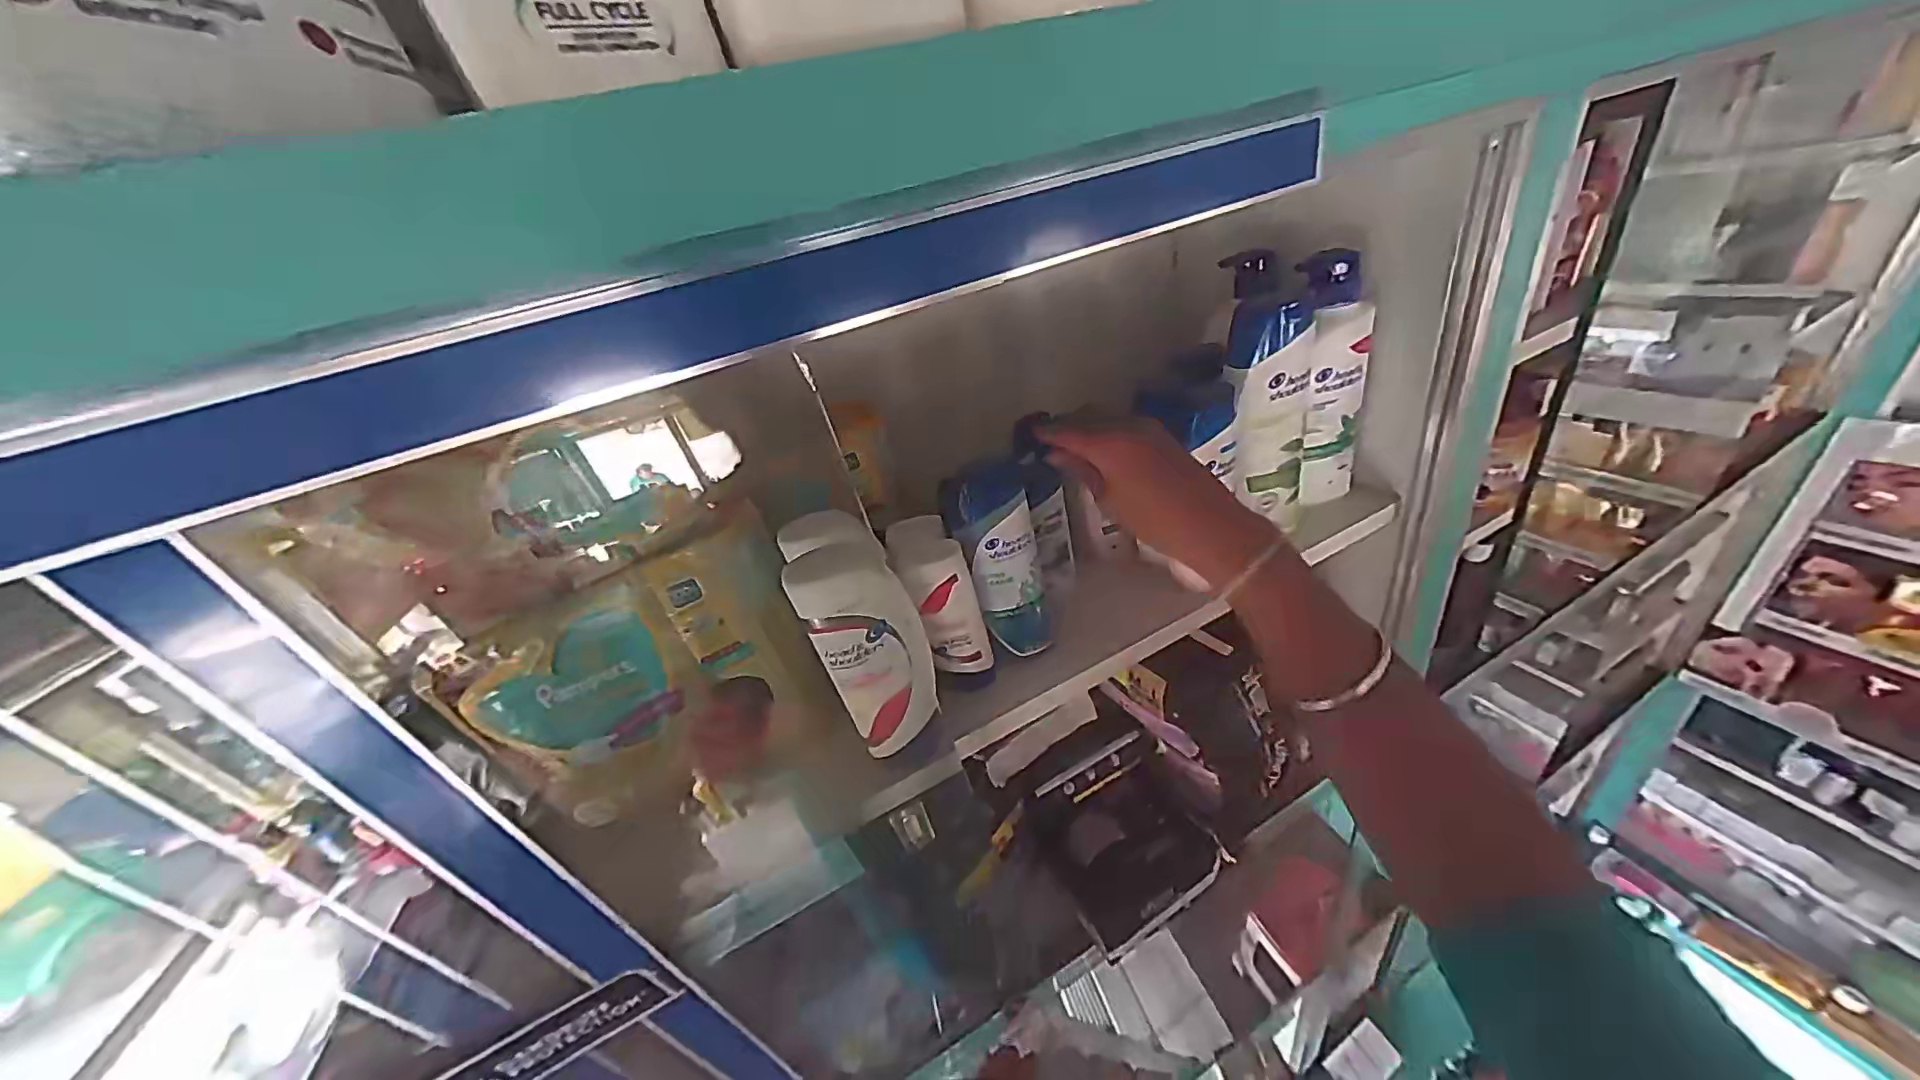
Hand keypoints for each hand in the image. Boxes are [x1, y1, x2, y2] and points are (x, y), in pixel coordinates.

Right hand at [1037, 415, 1282, 586]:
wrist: (1211, 527)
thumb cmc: (1154, 521)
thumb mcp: (1110, 501)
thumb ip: (1082, 471)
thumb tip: (1056, 454)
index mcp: (1110, 442)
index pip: (1068, 430)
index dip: (1048, 432)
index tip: (1031, 435)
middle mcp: (1129, 426)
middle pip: (1088, 416)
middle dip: (1066, 426)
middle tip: (1048, 443)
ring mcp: (1149, 429)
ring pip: (1107, 418)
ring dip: (1087, 428)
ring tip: (1071, 448)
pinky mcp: (1162, 437)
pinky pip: (1124, 425)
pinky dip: (1107, 432)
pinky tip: (1100, 450)